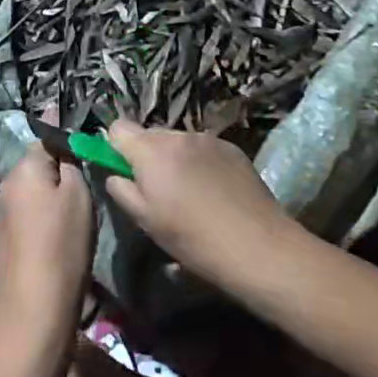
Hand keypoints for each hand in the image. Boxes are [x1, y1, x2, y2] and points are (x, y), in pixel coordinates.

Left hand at [0, 142, 94, 326]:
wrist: (35, 307)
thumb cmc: (62, 244)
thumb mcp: (78, 194)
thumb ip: (71, 162)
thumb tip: (64, 145)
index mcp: (23, 166)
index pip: (47, 137)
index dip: (69, 140)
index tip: (89, 145)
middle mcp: (8, 181)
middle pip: (39, 163)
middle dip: (61, 168)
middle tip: (90, 183)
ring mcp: (4, 208)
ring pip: (35, 187)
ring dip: (54, 191)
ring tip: (80, 209)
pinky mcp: (6, 233)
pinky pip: (30, 209)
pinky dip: (46, 212)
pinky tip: (62, 230)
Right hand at [103, 120, 301, 287]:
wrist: (261, 248)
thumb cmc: (194, 240)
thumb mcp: (146, 221)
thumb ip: (122, 189)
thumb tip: (116, 175)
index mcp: (150, 151)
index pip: (118, 128)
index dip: (116, 147)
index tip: (126, 172)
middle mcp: (177, 135)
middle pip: (148, 134)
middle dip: (147, 155)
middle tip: (160, 190)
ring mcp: (207, 138)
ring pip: (177, 141)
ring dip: (175, 158)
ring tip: (191, 193)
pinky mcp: (232, 148)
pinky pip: (202, 148)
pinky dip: (200, 162)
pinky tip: (214, 192)